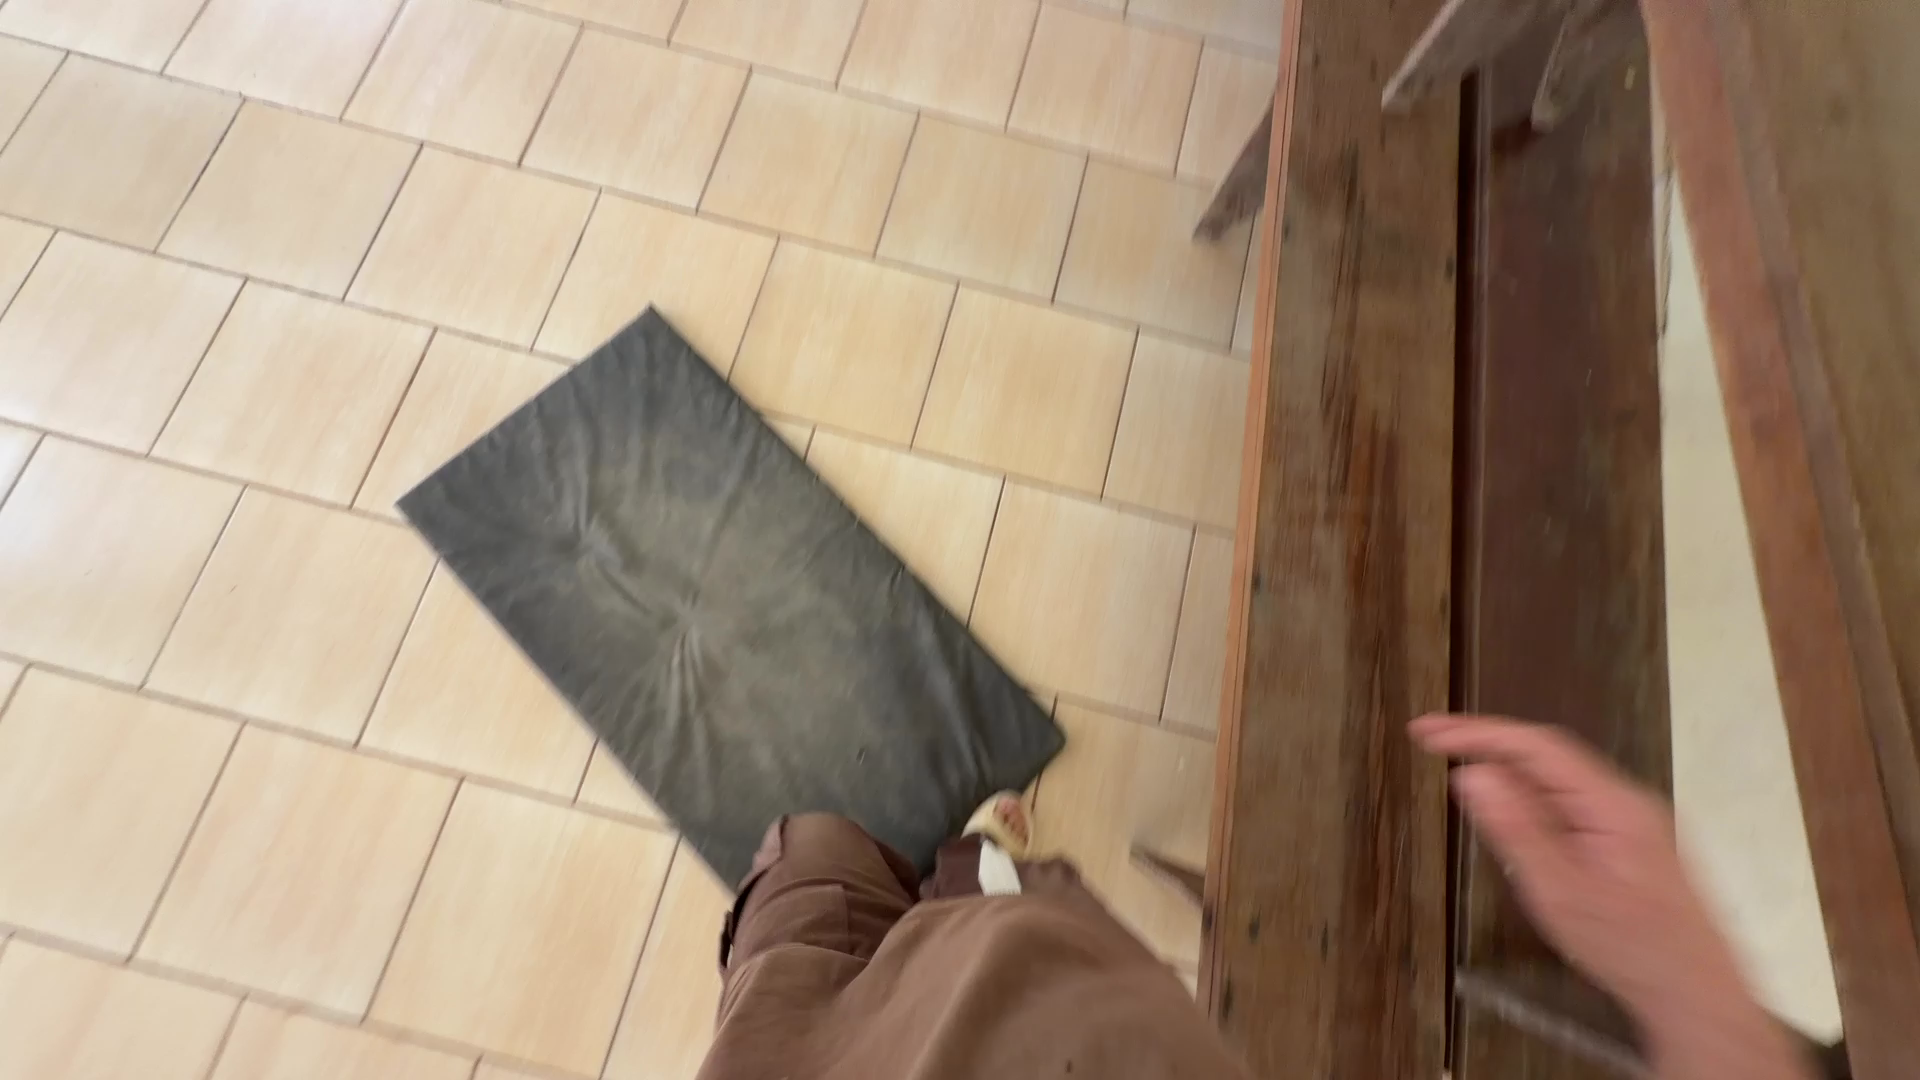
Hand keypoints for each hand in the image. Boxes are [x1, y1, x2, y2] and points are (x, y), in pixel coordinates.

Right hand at [1409, 714, 1811, 1079]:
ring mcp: (1627, 820)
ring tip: (1453, 758)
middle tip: (1430, 738)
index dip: (1476, 731)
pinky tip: (1498, 798)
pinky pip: (1561, 796)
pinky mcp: (1622, 839)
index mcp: (1614, 806)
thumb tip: (1471, 774)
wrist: (1700, 1004)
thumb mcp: (1560, 891)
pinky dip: (1519, 787)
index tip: (1427, 731)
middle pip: (1544, 752)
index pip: (1535, 745)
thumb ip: (1515, 828)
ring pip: (1552, 773)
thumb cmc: (1634, 951)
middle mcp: (1624, 802)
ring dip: (1499, 761)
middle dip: (1483, 739)